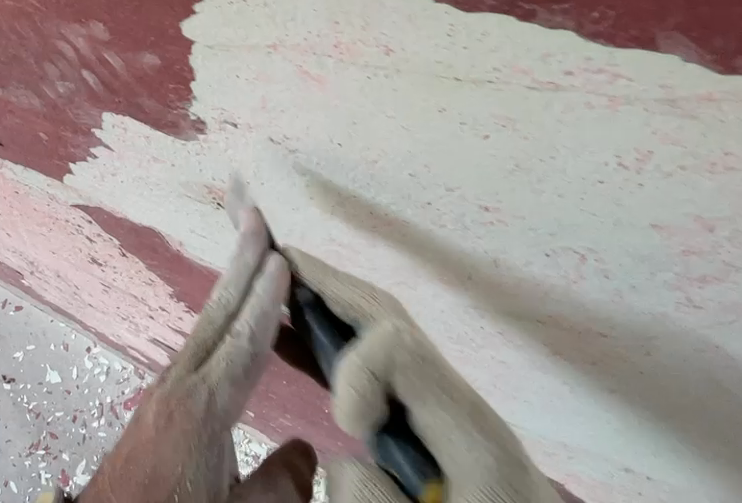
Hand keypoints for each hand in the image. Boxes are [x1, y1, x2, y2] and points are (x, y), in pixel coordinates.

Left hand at [80, 208, 315, 502]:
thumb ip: (278, 486)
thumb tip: (306, 448)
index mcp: (202, 409)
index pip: (243, 345)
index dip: (264, 302)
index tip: (280, 257)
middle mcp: (180, 385)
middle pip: (217, 314)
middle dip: (239, 263)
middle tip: (255, 215)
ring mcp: (166, 389)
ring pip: (206, 325)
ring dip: (230, 286)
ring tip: (250, 252)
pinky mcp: (161, 401)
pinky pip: (199, 346)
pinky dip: (221, 318)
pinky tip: (231, 317)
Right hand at [281, 248, 558, 502]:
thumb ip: (373, 496)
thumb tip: (337, 458)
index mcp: (469, 426)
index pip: (399, 347)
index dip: (354, 368)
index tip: (346, 427)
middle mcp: (456, 398)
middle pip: (389, 316)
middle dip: (328, 285)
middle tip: (273, 261)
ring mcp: (443, 405)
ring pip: (381, 330)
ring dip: (326, 303)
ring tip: (274, 282)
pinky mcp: (430, 420)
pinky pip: (377, 360)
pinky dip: (333, 339)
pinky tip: (292, 337)